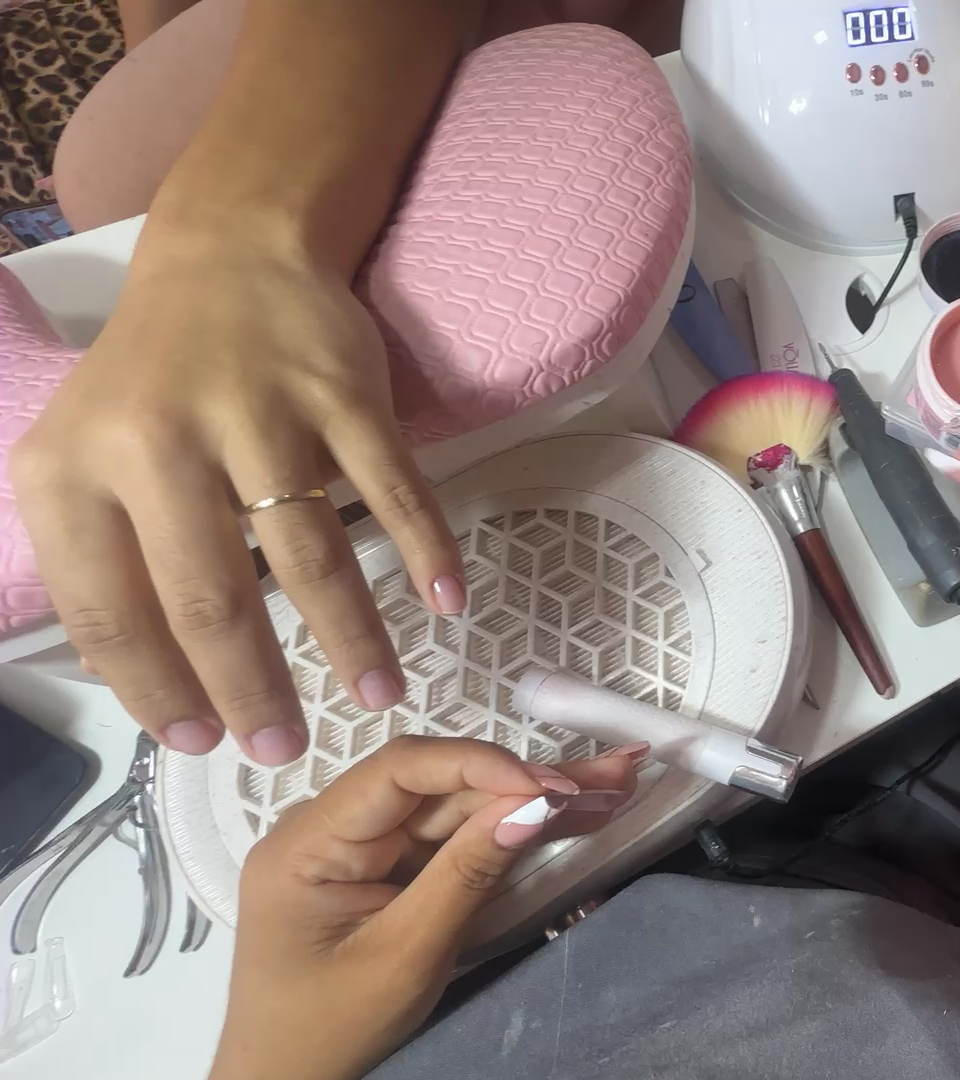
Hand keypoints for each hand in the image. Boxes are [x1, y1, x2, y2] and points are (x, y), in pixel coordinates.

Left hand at [13, 234, 463, 764]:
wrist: (231, 262)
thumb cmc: (167, 376)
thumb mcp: (97, 453)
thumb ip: (119, 546)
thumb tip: (173, 663)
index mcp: (70, 470)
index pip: (109, 607)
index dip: (158, 687)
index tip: (205, 745)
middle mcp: (158, 446)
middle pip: (212, 595)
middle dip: (256, 685)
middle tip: (291, 747)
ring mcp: (264, 418)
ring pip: (312, 553)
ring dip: (353, 635)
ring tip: (382, 693)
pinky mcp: (350, 399)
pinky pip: (395, 492)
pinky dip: (427, 551)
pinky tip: (451, 602)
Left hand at [209, 735, 647, 1079]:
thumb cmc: (330, 1030)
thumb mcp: (404, 954)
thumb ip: (469, 871)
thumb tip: (537, 805)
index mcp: (311, 842)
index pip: (404, 769)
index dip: (483, 764)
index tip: (550, 789)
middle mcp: (343, 825)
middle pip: (453, 781)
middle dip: (537, 778)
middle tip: (613, 774)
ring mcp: (379, 841)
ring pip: (475, 799)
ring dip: (546, 795)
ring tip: (617, 783)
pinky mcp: (408, 858)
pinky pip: (474, 828)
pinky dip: (530, 821)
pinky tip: (583, 809)